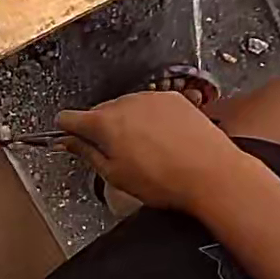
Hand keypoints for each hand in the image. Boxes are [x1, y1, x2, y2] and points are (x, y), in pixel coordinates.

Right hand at [58, 91, 243, 212]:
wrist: (212, 175)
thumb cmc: (164, 180)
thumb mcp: (113, 174)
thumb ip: (85, 152)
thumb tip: (67, 142)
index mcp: (103, 123)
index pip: (68, 118)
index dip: (66, 131)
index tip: (71, 140)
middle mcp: (124, 103)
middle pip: (98, 113)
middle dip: (100, 130)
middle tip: (115, 155)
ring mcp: (150, 98)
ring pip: (124, 108)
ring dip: (126, 124)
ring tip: (144, 151)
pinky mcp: (173, 99)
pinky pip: (149, 105)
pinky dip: (149, 119)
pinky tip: (161, 140)